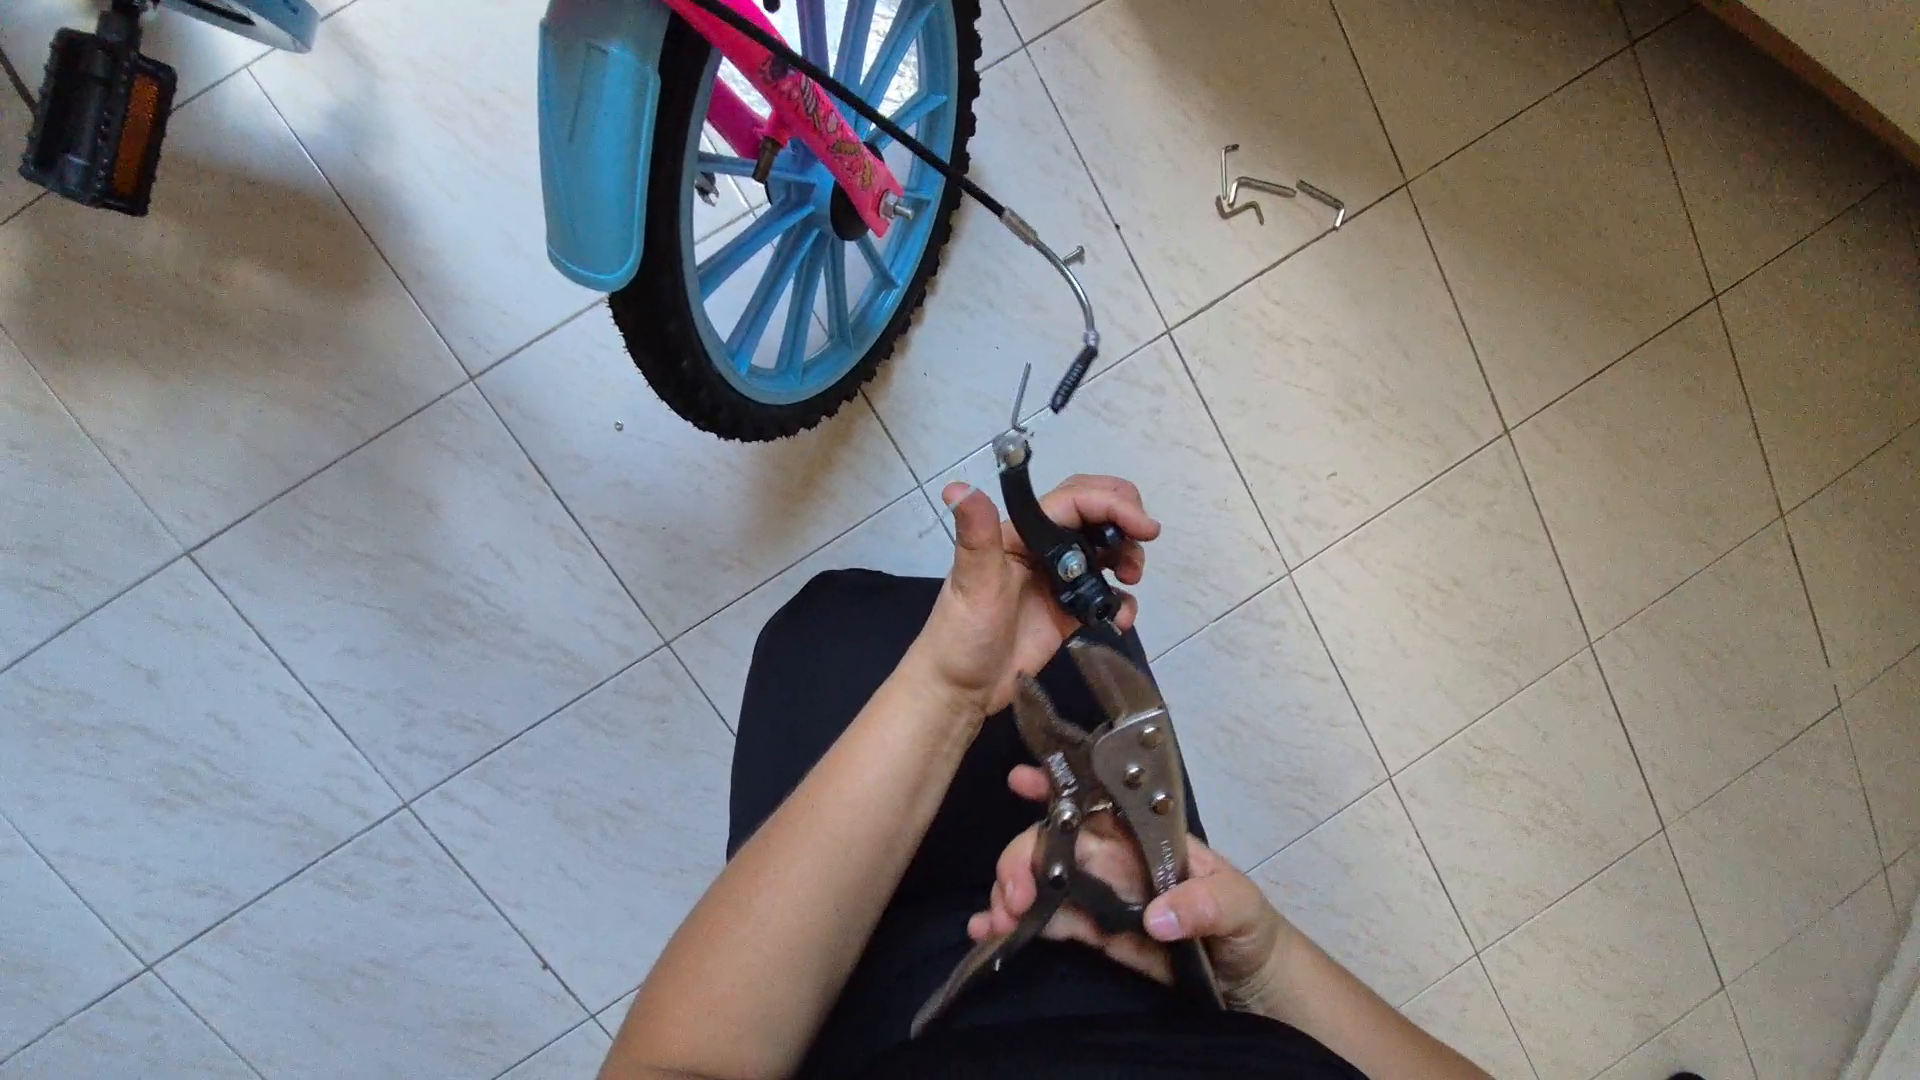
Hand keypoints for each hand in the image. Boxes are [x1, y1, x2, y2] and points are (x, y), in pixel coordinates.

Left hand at [906, 475, 1160, 716]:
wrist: (961, 689)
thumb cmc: (961, 633)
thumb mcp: (971, 581)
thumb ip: (975, 535)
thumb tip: (956, 486)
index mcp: (1018, 533)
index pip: (1074, 500)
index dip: (1111, 504)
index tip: (1143, 526)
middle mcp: (1040, 549)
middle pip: (1093, 515)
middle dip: (1124, 520)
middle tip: (1145, 540)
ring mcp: (1056, 580)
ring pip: (1103, 551)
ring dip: (1127, 556)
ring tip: (1132, 579)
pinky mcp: (1067, 611)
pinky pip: (1104, 594)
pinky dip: (1120, 601)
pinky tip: (1121, 619)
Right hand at [968, 765, 1301, 1015]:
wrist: (1250, 985)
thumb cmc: (1249, 925)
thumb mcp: (1242, 906)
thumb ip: (1209, 902)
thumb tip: (1158, 915)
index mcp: (1141, 835)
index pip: (1093, 800)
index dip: (1056, 786)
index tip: (1022, 781)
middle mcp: (1113, 858)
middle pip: (1055, 843)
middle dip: (1024, 858)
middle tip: (1014, 896)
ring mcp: (1097, 896)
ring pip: (1041, 880)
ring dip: (1010, 892)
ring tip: (995, 920)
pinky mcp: (1090, 935)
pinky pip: (1046, 922)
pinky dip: (1012, 924)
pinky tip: (985, 930)